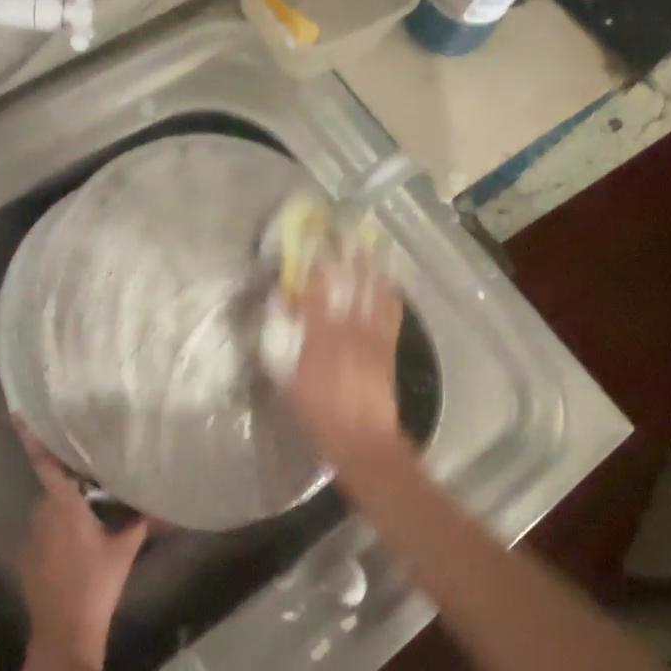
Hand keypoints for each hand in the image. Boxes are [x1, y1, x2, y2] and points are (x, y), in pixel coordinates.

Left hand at [15, 421, 146, 670]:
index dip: (30, 437)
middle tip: (93, 481)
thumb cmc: (96, 582)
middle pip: (53, 486)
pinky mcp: (27, 558)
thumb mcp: (124, 548)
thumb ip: (140, 521)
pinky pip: (44, 534)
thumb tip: (163, 505)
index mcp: (63, 504)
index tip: (17, 414)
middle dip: (70, 483)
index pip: (44, 463)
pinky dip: (58, 534)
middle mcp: (41, 513)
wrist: (66, 630)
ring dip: (66, 510)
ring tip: (91, 518)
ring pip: (50, 511)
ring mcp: (31, 537)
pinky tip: (77, 549)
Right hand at [286, 251, 408, 469]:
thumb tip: (280, 313)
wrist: (364, 441)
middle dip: (346, 255)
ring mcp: (372, 336)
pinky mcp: (387, 347)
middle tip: (344, 229)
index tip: (310, 240)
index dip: (313, 263)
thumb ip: (282, 345)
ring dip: (369, 266)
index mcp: (321, 337)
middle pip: (349, 283)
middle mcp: (349, 329)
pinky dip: (389, 292)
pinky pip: (390, 312)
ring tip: (367, 242)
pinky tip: (388, 279)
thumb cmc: (319, 414)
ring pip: (372, 292)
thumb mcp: (289, 381)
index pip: (315, 290)